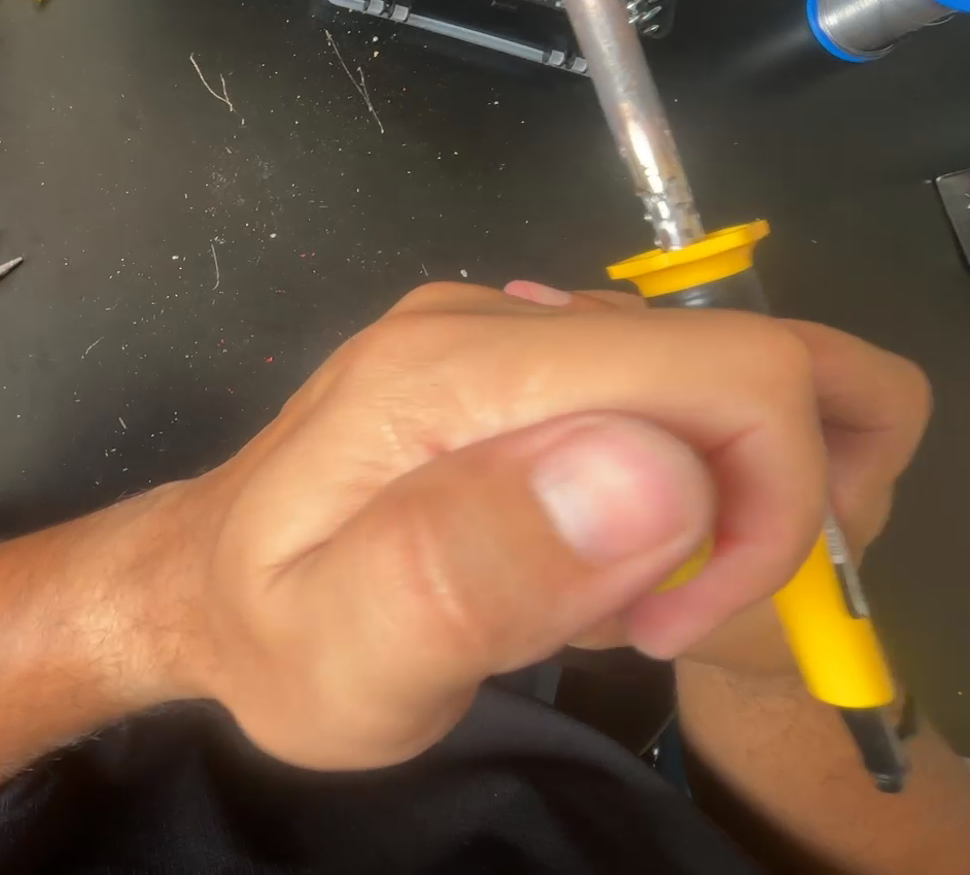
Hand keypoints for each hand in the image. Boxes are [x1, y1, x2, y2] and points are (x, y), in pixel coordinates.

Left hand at [129, 282, 929, 771]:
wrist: (204, 583)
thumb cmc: (266, 633)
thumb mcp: (346, 648)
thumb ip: (471, 568)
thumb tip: (650, 472)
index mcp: (442, 372)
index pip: (728, 374)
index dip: (764, 510)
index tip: (666, 621)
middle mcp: (469, 320)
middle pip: (732, 365)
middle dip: (745, 512)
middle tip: (639, 613)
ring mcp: (479, 329)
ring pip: (699, 383)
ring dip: (698, 508)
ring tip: (583, 593)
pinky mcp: (486, 359)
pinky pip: (641, 397)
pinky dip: (655, 486)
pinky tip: (568, 554)